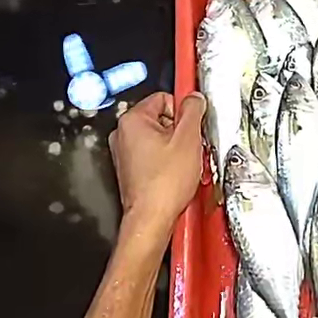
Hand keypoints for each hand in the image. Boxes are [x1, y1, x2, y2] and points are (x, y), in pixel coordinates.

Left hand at [109, 91, 206, 244]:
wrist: (151, 219)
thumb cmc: (163, 185)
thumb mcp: (188, 139)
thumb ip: (192, 110)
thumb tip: (194, 98)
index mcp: (132, 120)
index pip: (164, 98)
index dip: (183, 111)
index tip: (192, 124)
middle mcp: (123, 133)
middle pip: (162, 118)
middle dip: (180, 132)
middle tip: (190, 147)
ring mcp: (125, 152)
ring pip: (160, 138)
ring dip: (176, 148)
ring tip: (183, 164)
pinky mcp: (131, 169)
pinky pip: (154, 155)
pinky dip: (167, 161)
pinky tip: (175, 174)